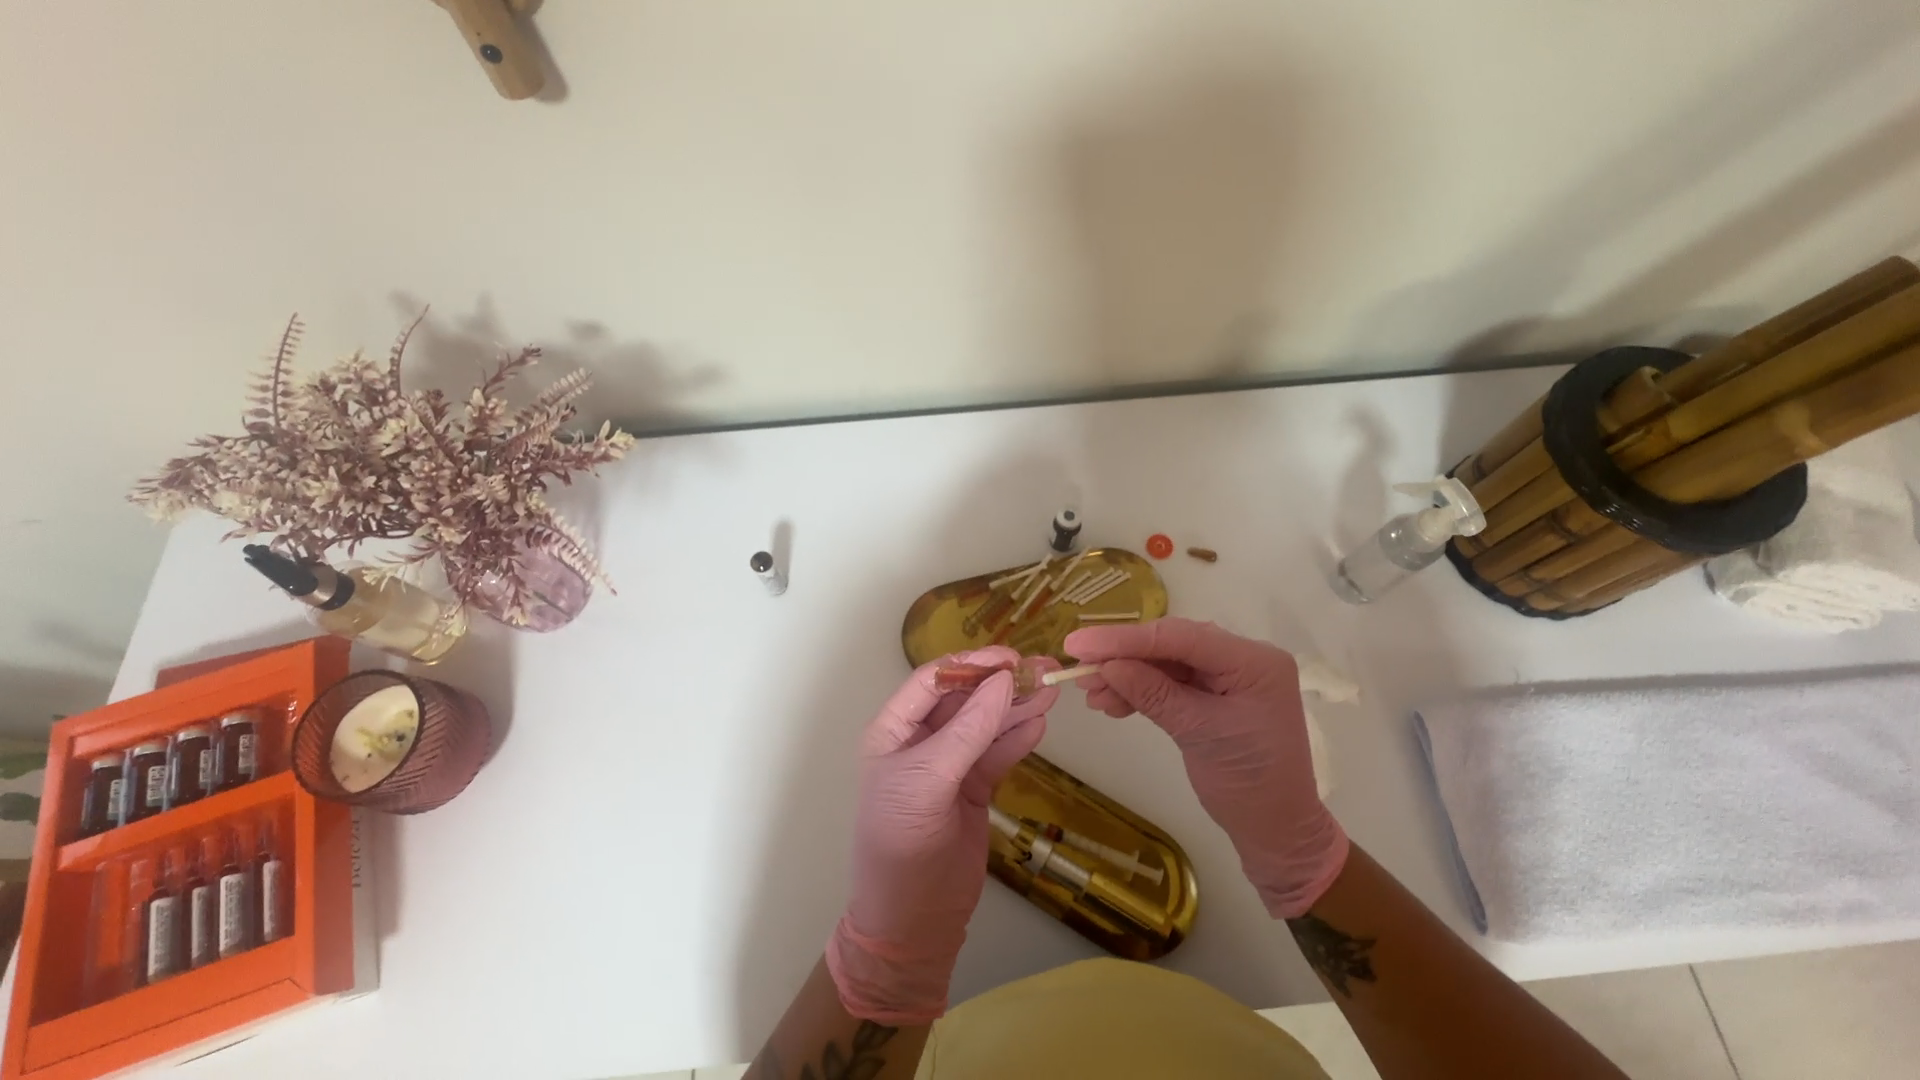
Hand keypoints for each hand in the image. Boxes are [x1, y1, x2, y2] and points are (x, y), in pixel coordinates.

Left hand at [825, 647, 1058, 1023]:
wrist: (913, 920)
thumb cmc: (901, 844)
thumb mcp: (927, 781)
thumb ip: (967, 731)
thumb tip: (1003, 682)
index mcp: (893, 731)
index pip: (932, 682)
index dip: (969, 664)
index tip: (1009, 658)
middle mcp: (921, 742)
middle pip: (965, 699)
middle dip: (1001, 682)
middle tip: (1044, 667)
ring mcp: (950, 766)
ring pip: (986, 725)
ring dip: (1017, 707)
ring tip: (1052, 689)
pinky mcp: (974, 790)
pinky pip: (998, 754)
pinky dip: (1018, 739)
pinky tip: (1040, 723)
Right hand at [1064, 618, 1346, 918]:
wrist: (1275, 830)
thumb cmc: (1249, 784)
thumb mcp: (1199, 735)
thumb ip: (1153, 694)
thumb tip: (1107, 665)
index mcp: (1253, 662)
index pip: (1181, 637)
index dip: (1126, 638)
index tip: (1078, 643)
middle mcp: (1242, 659)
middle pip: (1172, 644)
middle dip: (1123, 655)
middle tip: (1078, 667)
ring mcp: (1227, 677)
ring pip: (1166, 663)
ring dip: (1126, 675)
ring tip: (1090, 694)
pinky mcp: (1212, 695)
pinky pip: (1170, 682)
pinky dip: (1139, 690)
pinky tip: (1111, 703)